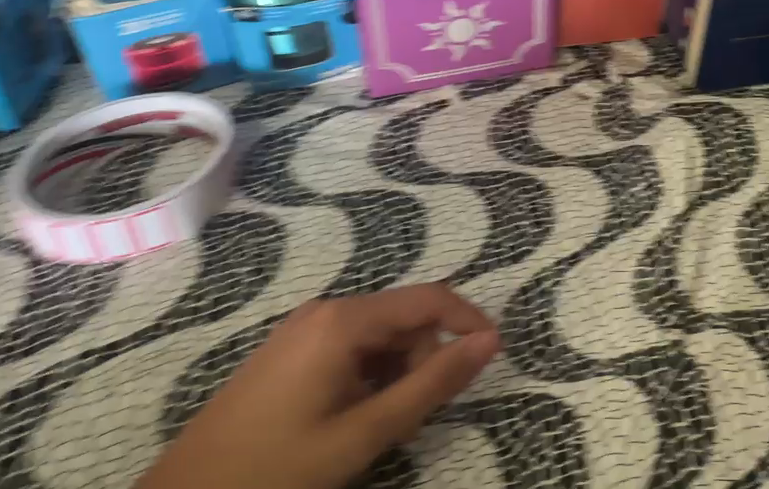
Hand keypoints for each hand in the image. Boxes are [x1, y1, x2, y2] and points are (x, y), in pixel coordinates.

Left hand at [138, 284, 501, 488]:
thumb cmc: (275, 470)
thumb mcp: (364, 433)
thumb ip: (432, 384)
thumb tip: (491, 342)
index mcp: (343, 320)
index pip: (430, 298)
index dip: (469, 322)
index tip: (493, 358)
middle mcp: (324, 310)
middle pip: (404, 318)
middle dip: (423, 359)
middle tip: (414, 417)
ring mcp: (301, 330)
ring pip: (378, 337)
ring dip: (395, 374)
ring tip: (379, 427)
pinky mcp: (286, 353)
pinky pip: (349, 349)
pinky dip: (368, 379)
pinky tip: (352, 420)